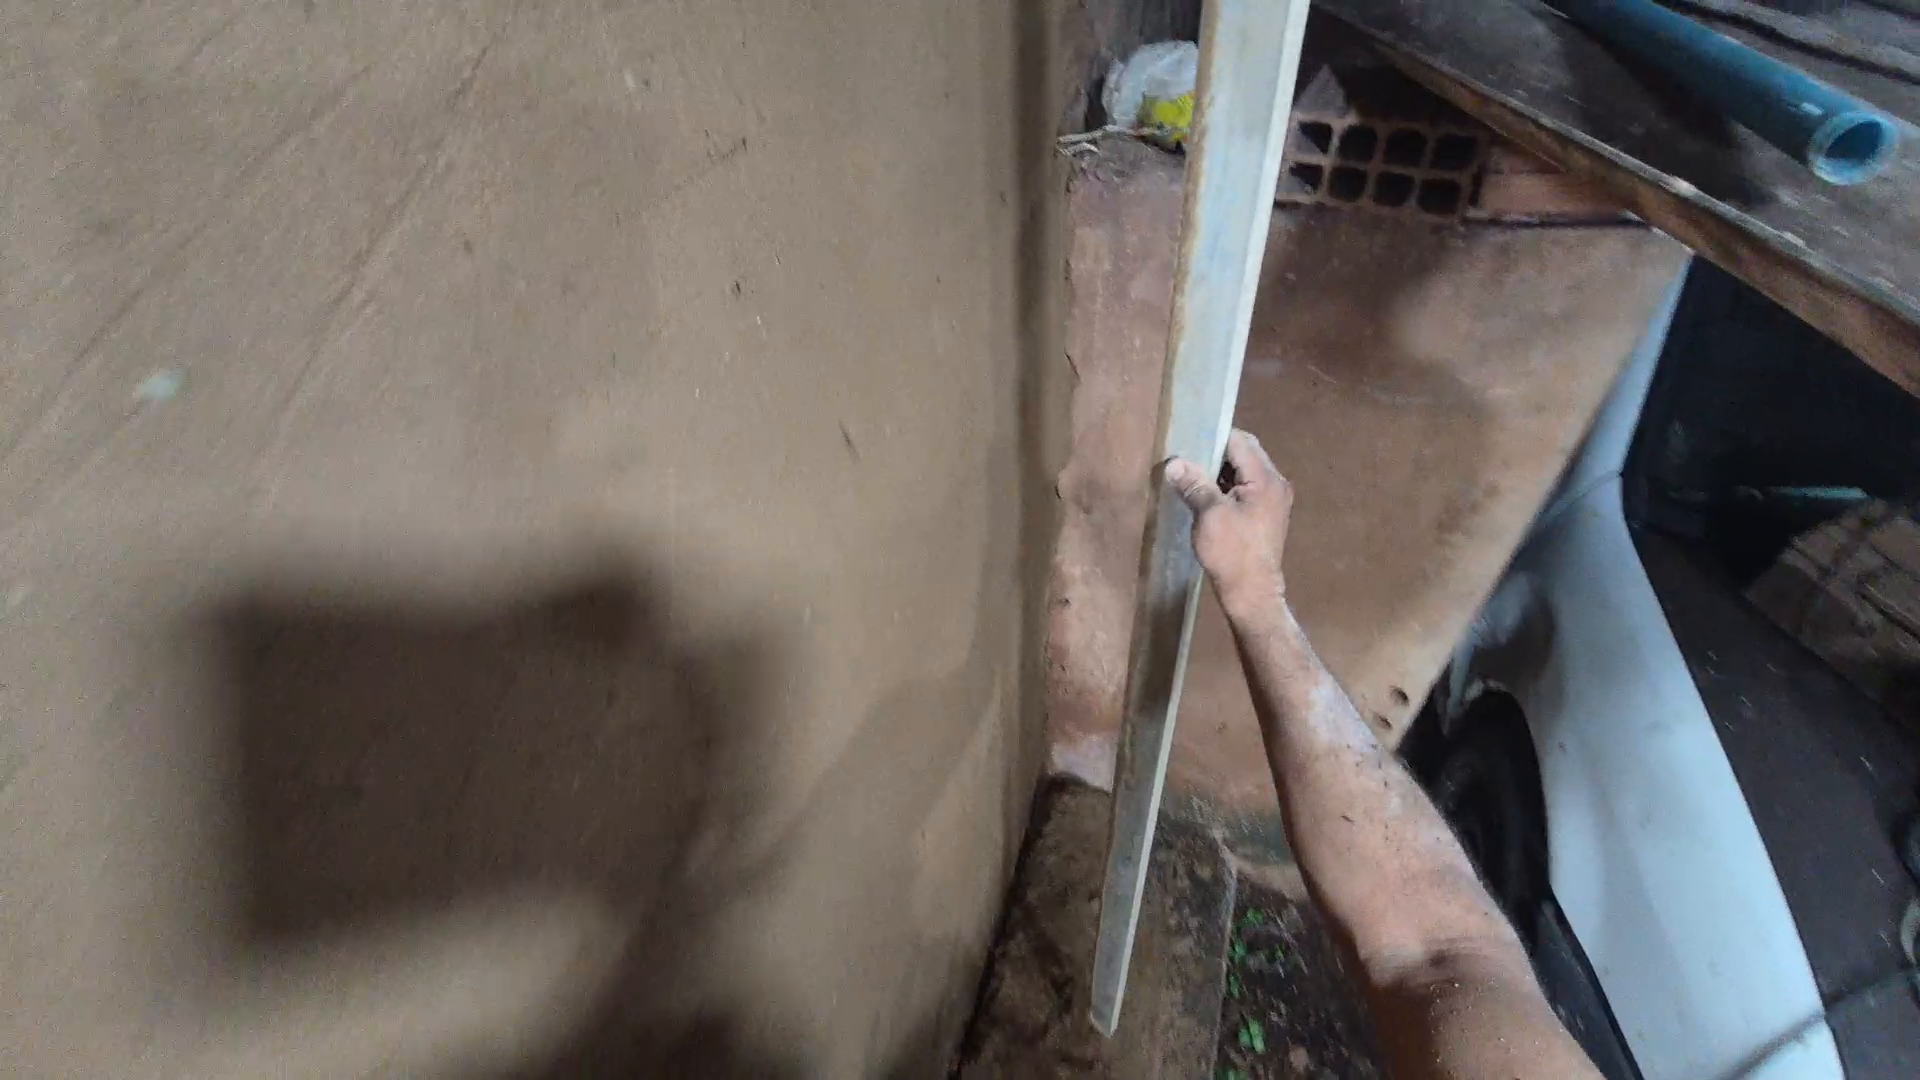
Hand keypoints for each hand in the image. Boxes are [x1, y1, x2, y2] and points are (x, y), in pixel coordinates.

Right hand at [1164, 429, 1292, 620]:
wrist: (1252, 593)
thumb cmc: (1232, 552)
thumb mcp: (1208, 515)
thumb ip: (1194, 484)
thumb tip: (1174, 463)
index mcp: (1265, 479)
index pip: (1240, 441)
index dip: (1214, 437)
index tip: (1188, 442)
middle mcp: (1275, 483)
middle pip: (1245, 454)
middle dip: (1215, 454)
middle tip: (1187, 460)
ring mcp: (1274, 500)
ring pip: (1244, 472)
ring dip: (1219, 472)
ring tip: (1192, 478)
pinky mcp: (1267, 515)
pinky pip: (1246, 489)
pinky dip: (1227, 488)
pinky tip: (1206, 498)